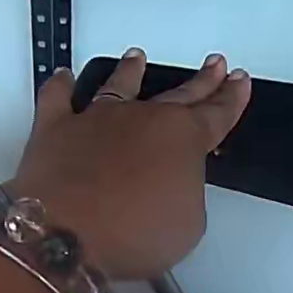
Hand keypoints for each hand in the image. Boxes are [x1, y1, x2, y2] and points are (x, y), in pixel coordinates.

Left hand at [13, 47, 249, 279]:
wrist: (64, 234)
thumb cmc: (132, 234)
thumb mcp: (188, 226)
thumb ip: (186, 195)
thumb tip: (170, 185)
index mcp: (182, 139)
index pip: (215, 114)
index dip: (230, 99)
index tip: (238, 81)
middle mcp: (140, 119)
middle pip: (177, 95)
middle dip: (199, 81)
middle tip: (214, 65)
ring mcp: (94, 120)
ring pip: (117, 87)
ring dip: (129, 72)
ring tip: (137, 57)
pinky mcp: (53, 130)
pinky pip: (57, 98)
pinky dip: (60, 86)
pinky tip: (63, 76)